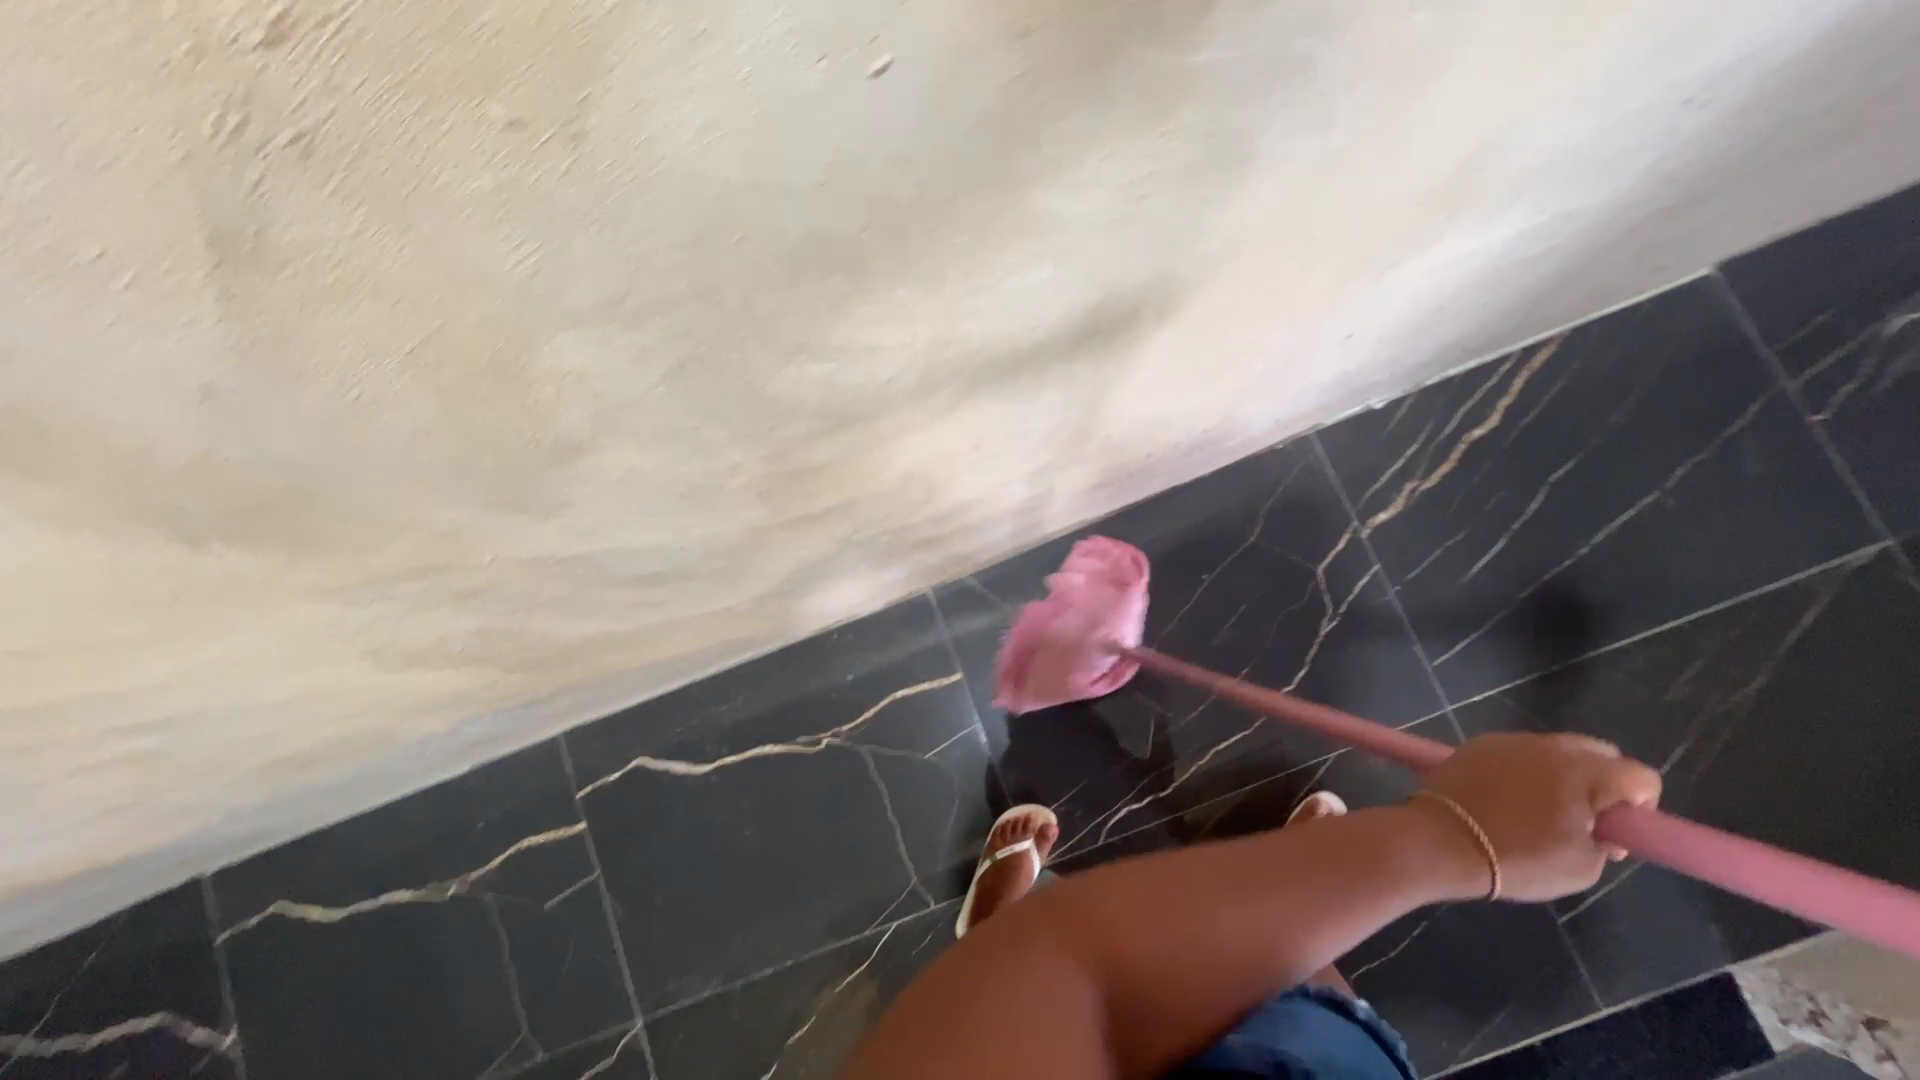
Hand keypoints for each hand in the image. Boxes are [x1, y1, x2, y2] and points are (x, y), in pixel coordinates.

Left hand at [1413, 733, 1662, 901]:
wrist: (1440, 840)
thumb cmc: (1518, 858)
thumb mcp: (1584, 866)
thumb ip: (1606, 842)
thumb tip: (1604, 830)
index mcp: (1583, 771)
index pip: (1640, 775)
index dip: (1641, 804)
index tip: (1618, 829)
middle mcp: (1548, 745)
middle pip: (1598, 751)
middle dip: (1605, 781)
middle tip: (1586, 817)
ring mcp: (1508, 740)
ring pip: (1555, 748)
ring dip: (1562, 773)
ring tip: (1543, 809)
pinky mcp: (1476, 744)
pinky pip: (1517, 752)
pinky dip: (1524, 769)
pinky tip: (1508, 798)